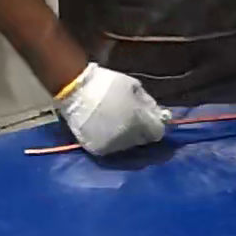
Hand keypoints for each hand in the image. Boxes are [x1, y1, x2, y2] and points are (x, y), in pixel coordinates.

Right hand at [54, 63, 170, 155]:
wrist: (76, 92)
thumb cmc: (106, 85)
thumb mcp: (133, 86)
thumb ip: (148, 103)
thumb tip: (158, 114)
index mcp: (139, 121)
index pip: (157, 133)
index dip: (156, 126)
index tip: (150, 120)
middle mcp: (128, 138)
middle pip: (142, 142)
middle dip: (140, 132)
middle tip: (132, 121)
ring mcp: (112, 146)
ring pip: (126, 147)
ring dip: (125, 138)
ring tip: (116, 124)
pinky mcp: (98, 151)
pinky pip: (110, 149)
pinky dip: (111, 142)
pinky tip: (105, 130)